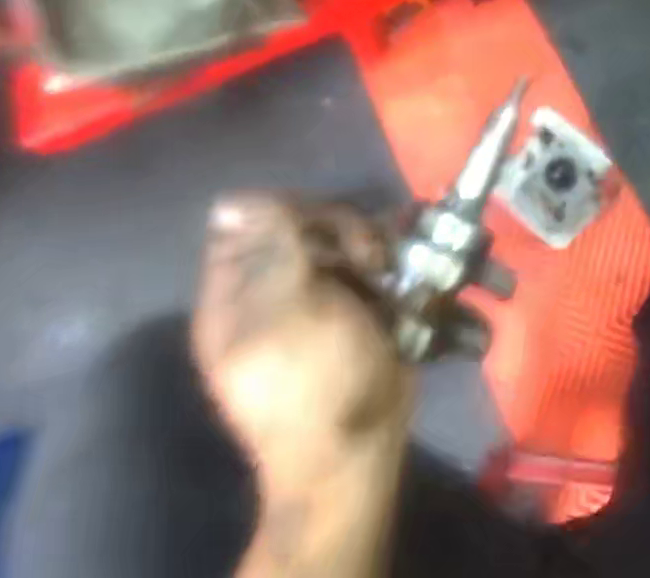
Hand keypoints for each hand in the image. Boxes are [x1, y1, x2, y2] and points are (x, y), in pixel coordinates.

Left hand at [190, 193, 414, 496]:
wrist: (355, 449)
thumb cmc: (315, 385)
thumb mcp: (288, 316)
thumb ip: (268, 254)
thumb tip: (229, 199)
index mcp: (240, 292)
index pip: (261, 218)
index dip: (306, 213)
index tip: (340, 236)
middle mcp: (277, 288)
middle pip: (316, 225)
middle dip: (355, 234)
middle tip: (378, 264)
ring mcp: (322, 299)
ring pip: (354, 243)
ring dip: (386, 249)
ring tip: (403, 277)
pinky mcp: (360, 309)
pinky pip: (380, 269)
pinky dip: (402, 266)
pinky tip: (419, 277)